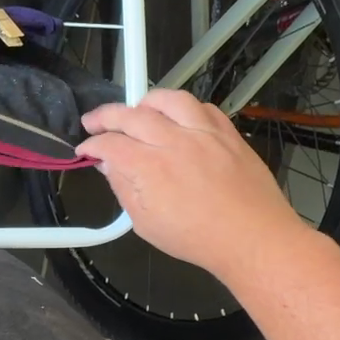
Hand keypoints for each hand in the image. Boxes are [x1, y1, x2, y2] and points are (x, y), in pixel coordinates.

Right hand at [76, 89, 316, 278]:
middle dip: (104, 116)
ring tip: (137, 111)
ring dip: (145, 102)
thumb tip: (109, 165)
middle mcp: (175, 142)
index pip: (109, 144)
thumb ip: (122, 188)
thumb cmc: (196, 238)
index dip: (90, 146)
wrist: (254, 239)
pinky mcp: (228, 135)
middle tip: (93, 122)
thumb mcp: (144, 223)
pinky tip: (177, 120)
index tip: (85, 151)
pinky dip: (183, 109)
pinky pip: (203, 107)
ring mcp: (205, 134)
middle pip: (130, 115)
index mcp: (150, 168)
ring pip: (168, 99)